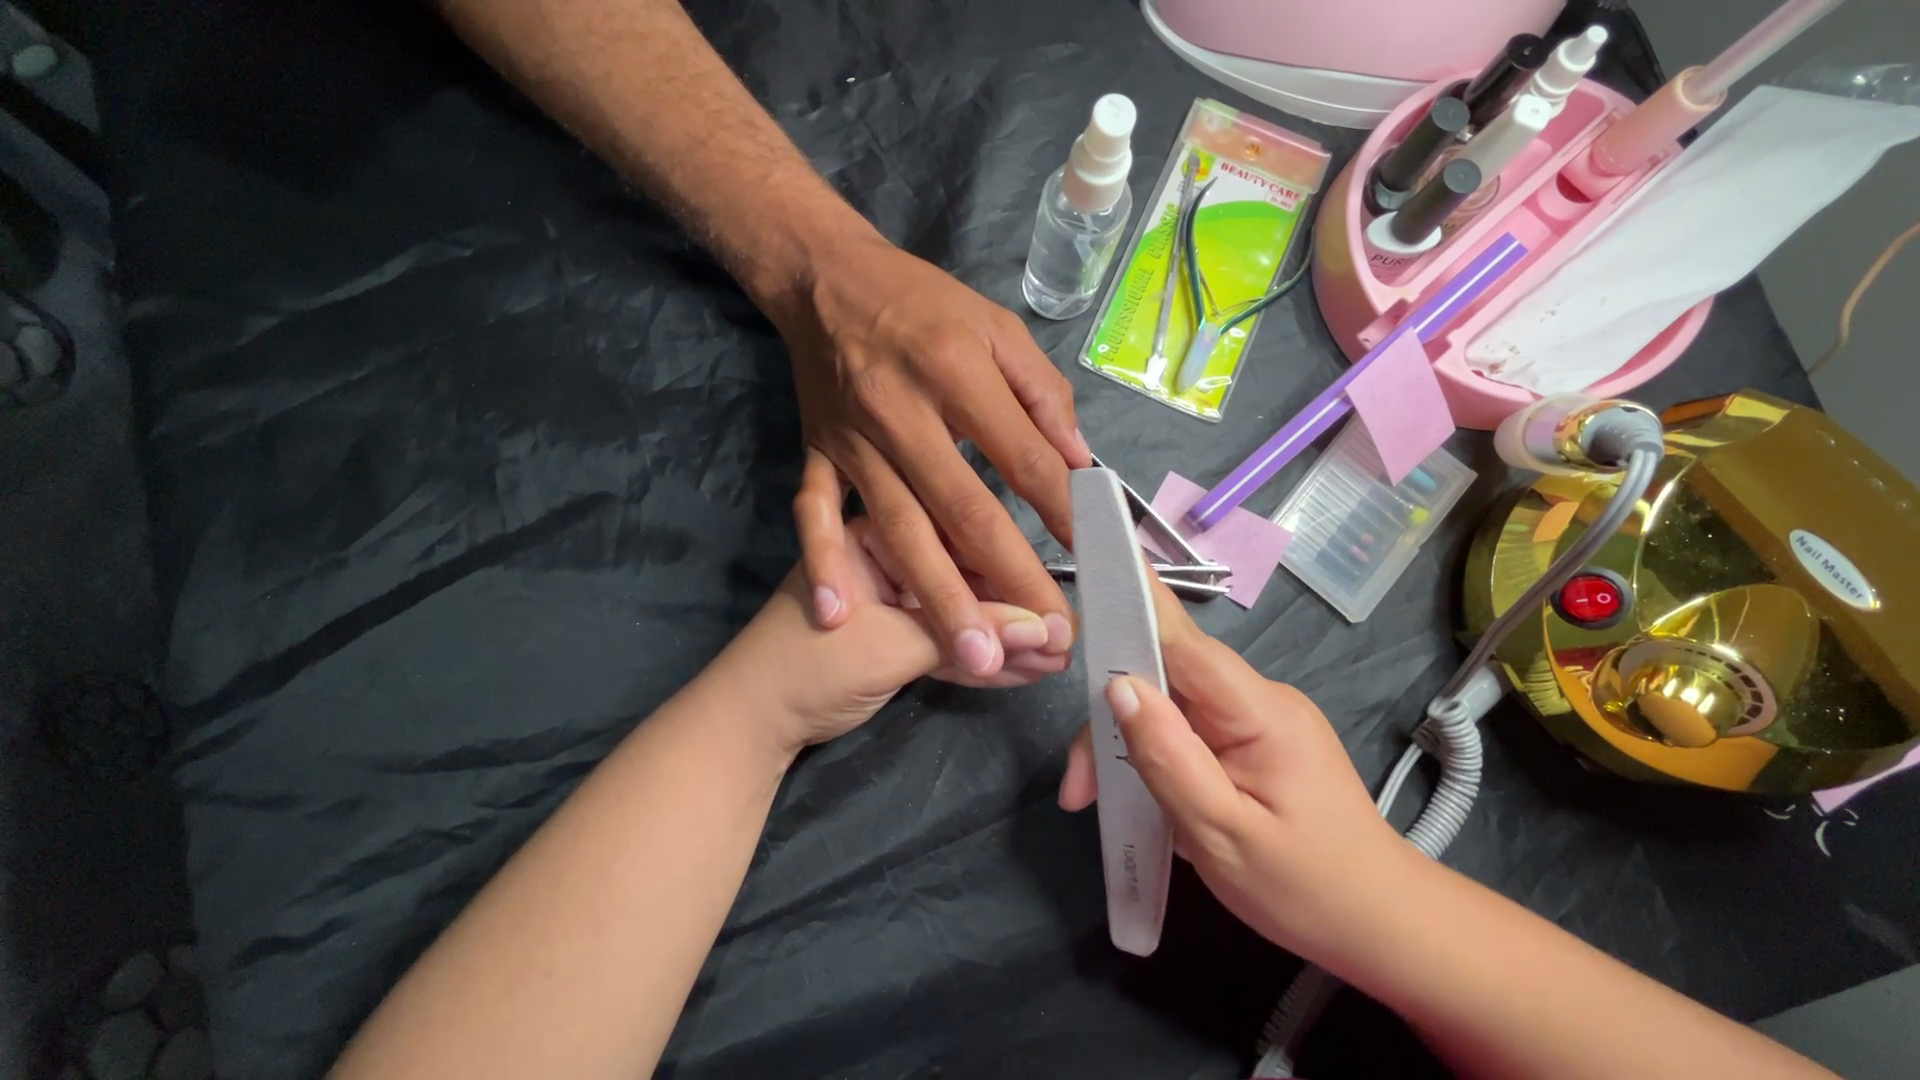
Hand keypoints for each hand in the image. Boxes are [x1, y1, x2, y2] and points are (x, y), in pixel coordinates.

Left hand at [716, 519, 1070, 756]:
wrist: (750, 723)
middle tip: (1067, 639)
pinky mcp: (897, 641)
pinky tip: (1024, 671)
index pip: (958, 543)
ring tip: (1056, 662)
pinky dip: (981, 661)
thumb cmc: (807, 664)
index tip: (1059, 603)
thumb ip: (965, 635)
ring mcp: (895, 603)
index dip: (1012, 575)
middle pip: (967, 581)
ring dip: (1004, 643)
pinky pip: (948, 645)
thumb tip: (1042, 630)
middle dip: (1016, 614)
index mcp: (877, 536)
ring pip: (961, 617)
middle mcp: (891, 559)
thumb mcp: (888, 645)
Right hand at [771, 232, 1091, 679]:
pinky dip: (823, 563)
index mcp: (956, 373)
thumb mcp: (996, 325)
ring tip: (972, 657)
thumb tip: (1081, 462)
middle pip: (962, 511)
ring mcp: (853, 443)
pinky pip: (815, 514)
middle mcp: (903, 415)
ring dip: (937, 595)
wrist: (826, 280)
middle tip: (1045, 638)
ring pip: (899, 530)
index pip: (1023, 458)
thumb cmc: (923, 302)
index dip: (1064, 512)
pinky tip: (837, 614)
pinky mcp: (816, 456)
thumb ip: (1043, 392)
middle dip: (1009, 578)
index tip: (1099, 563)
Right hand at [1057, 582, 1405, 956]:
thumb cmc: (1304, 888)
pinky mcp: (1252, 741)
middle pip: (1167, 678)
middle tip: (1079, 789)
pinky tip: (1136, 794)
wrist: (1378, 925)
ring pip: (1172, 705)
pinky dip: (1154, 754)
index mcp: (1261, 712)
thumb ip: (1167, 757)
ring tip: (1095, 800)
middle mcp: (1261, 699)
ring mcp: (1257, 719)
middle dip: (1115, 718)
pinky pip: (1189, 728)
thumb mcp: (1220, 832)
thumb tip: (1119, 686)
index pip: (1186, 644)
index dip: (1135, 612)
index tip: (1091, 577)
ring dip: (1129, 743)